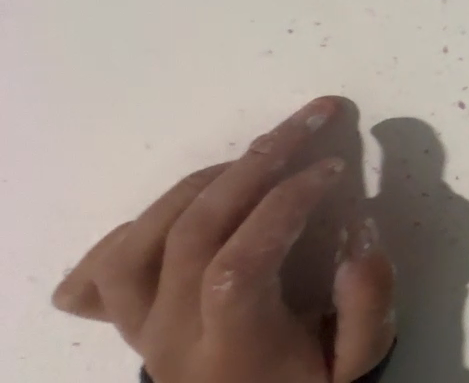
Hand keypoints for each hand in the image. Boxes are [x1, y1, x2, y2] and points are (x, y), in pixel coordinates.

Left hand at [51, 97, 395, 382]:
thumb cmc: (311, 381)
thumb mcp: (358, 360)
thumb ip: (369, 303)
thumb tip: (363, 233)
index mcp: (232, 347)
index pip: (238, 265)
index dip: (285, 204)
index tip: (335, 167)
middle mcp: (171, 336)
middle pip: (188, 236)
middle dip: (257, 162)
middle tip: (312, 119)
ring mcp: (136, 329)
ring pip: (135, 245)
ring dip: (201, 183)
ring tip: (258, 154)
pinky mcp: (124, 322)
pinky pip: (93, 276)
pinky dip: (132, 229)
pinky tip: (187, 207)